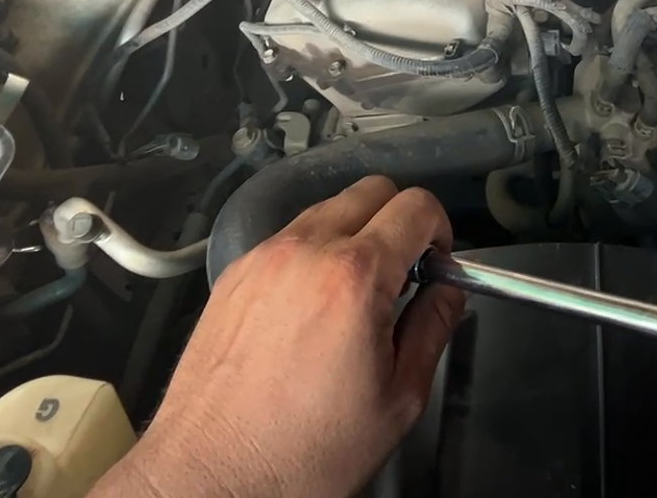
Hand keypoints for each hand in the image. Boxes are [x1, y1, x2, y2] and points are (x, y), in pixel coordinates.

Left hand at [94, 177, 462, 497]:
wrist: (208, 483)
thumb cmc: (306, 453)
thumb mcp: (397, 400)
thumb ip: (434, 328)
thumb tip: (448, 290)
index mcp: (355, 275)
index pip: (416, 206)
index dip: (440, 229)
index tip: (436, 263)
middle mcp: (307, 248)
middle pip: (373, 189)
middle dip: (400, 219)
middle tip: (403, 270)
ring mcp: (265, 255)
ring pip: (329, 208)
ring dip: (356, 231)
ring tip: (354, 292)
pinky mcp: (234, 272)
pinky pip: (290, 236)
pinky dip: (314, 250)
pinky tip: (310, 305)